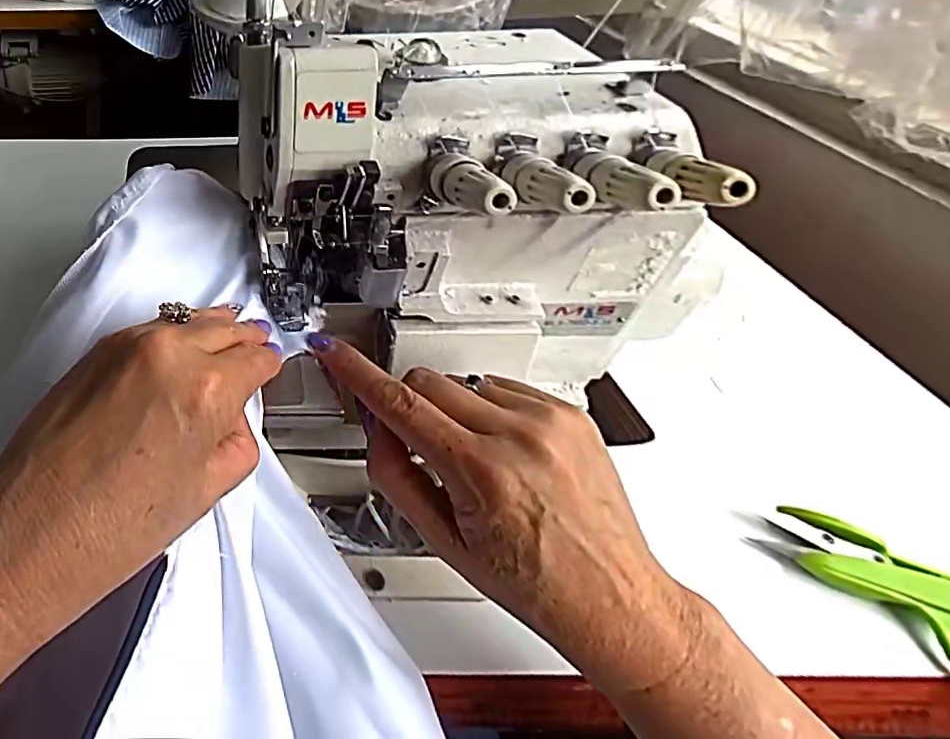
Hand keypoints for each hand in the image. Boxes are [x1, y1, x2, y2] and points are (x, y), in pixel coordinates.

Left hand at [0, 306, 281, 727]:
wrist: (27, 531)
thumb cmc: (106, 529)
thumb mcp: (204, 492)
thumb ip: (235, 439)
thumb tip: (235, 414)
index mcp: (207, 391)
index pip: (257, 356)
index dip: (268, 367)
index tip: (267, 371)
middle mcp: (171, 354)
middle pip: (228, 328)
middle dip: (244, 343)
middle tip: (251, 356)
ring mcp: (132, 344)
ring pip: (191, 319)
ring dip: (210, 331)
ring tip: (218, 347)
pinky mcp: (101, 347)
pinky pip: (156, 328)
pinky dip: (174, 336)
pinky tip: (177, 354)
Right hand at [309, 335, 700, 695]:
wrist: (612, 596)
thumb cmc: (534, 582)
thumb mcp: (445, 540)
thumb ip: (396, 475)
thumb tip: (377, 429)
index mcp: (482, 473)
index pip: (400, 403)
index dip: (357, 373)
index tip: (337, 352)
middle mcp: (519, 436)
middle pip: (428, 381)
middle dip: (411, 405)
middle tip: (422, 445)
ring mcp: (549, 420)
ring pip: (464, 382)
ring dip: (456, 410)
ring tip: (480, 459)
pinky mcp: (568, 411)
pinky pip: (504, 387)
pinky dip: (492, 410)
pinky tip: (507, 451)